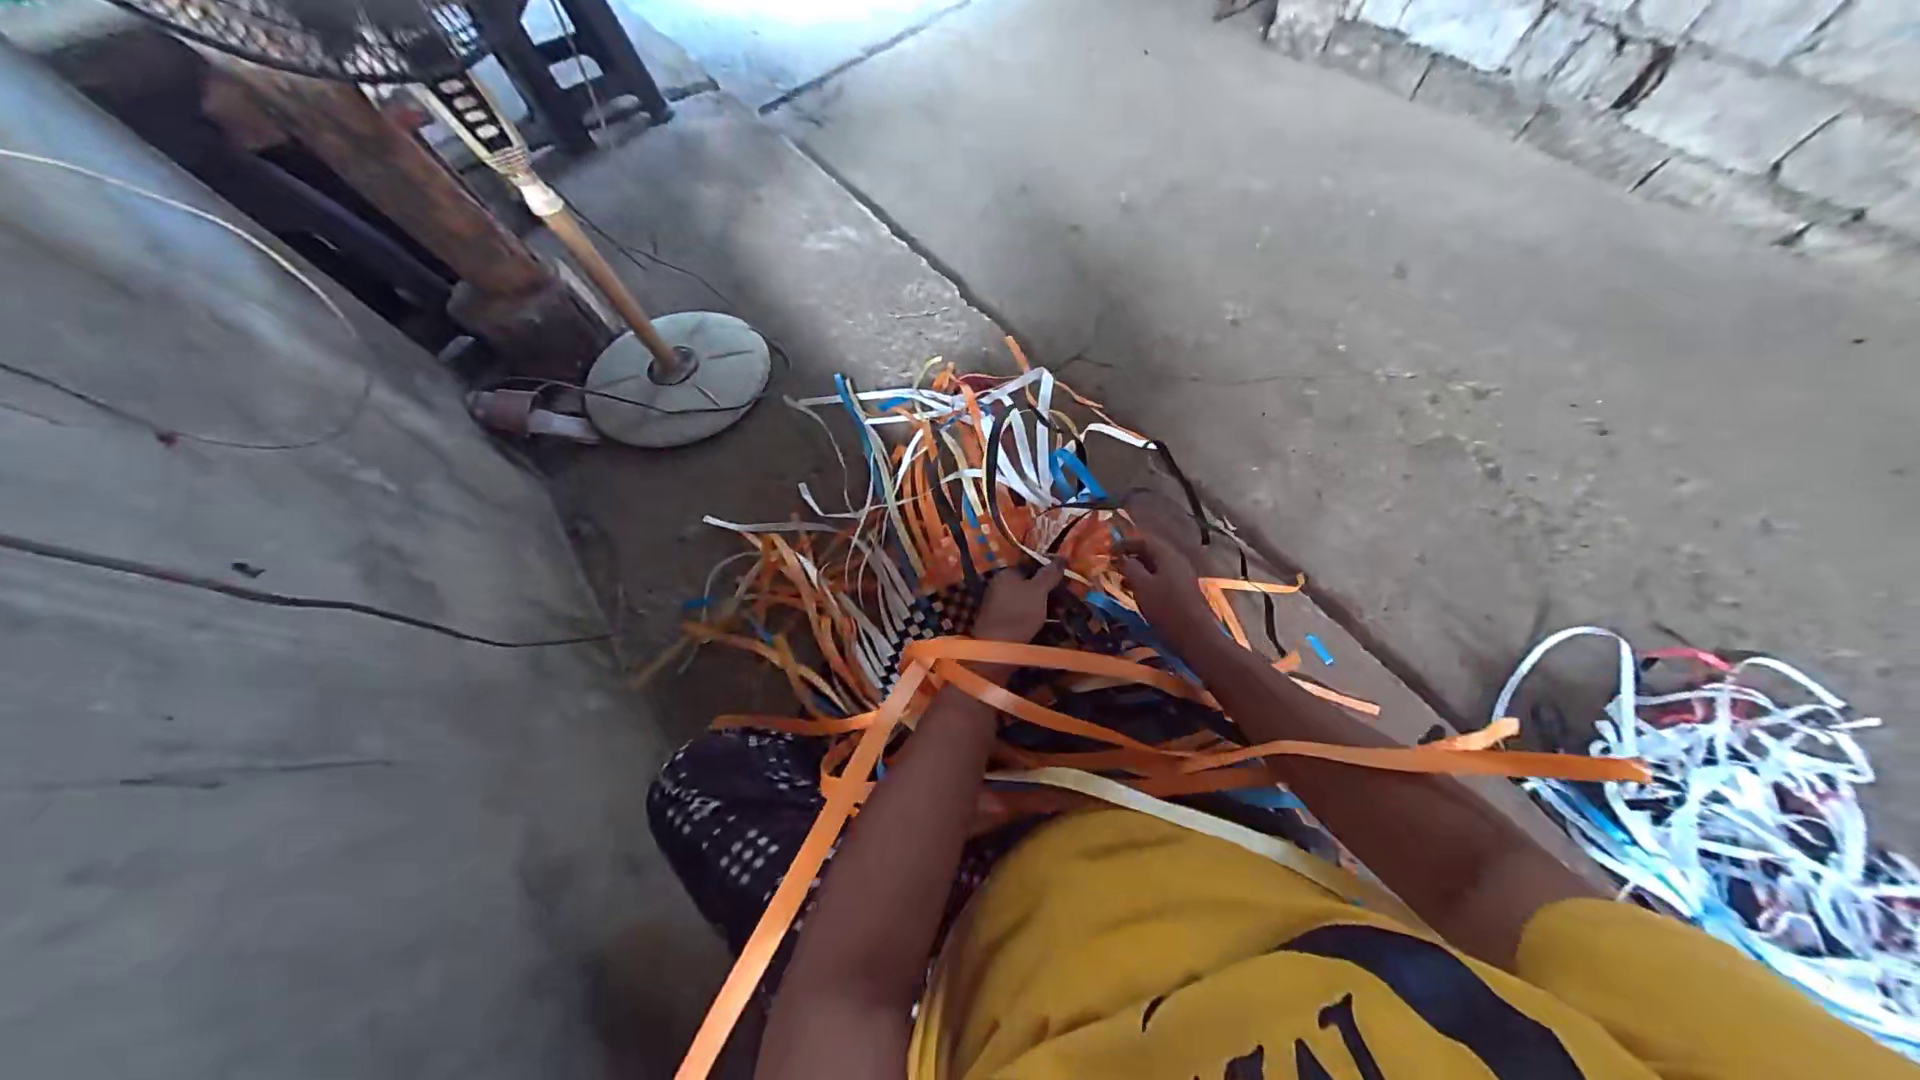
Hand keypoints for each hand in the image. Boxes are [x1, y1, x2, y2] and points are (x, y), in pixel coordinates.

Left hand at [971, 559, 1066, 643]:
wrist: (998, 647)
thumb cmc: (1019, 613)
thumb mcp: (1038, 591)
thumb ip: (1049, 574)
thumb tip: (1061, 557)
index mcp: (1006, 574)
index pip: (1029, 565)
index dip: (1047, 570)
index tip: (1064, 579)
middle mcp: (998, 586)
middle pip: (1027, 583)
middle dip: (1045, 589)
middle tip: (1065, 597)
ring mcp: (997, 604)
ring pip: (1025, 599)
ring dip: (1041, 604)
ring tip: (1060, 611)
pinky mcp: (1000, 621)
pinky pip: (1021, 613)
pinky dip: (1033, 615)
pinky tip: (1045, 622)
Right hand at [1117, 525, 1217, 646]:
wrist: (1194, 635)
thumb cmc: (1165, 607)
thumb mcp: (1142, 586)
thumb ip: (1130, 567)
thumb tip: (1121, 557)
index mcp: (1168, 555)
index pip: (1144, 540)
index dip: (1124, 543)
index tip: (1108, 551)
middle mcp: (1177, 561)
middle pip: (1151, 551)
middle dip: (1131, 555)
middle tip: (1113, 563)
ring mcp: (1182, 576)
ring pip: (1156, 565)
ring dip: (1138, 568)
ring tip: (1121, 577)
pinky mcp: (1183, 590)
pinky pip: (1161, 577)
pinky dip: (1146, 579)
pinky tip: (1136, 590)